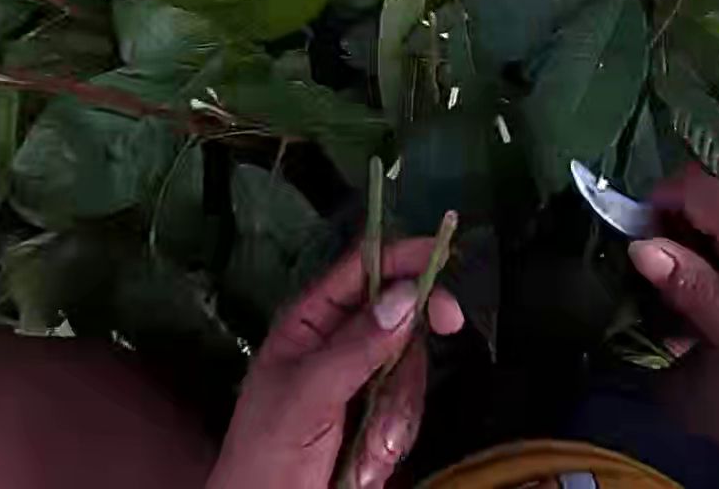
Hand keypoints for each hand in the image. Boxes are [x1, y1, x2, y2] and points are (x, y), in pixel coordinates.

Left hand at [208, 239, 465, 488]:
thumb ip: (356, 345)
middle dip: (416, 332)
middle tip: (451, 323)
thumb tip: (406, 294)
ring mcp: (362, 377)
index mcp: (313, 320)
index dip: (402, 254)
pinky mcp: (378, 414)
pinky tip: (367, 464)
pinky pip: (410, 403)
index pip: (363, 268)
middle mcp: (342, 339)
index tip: (442, 253)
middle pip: (399, 309)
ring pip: (410, 360)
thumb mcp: (306, 398)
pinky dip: (396, 435)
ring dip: (398, 405)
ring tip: (368, 448)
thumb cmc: (267, 457)